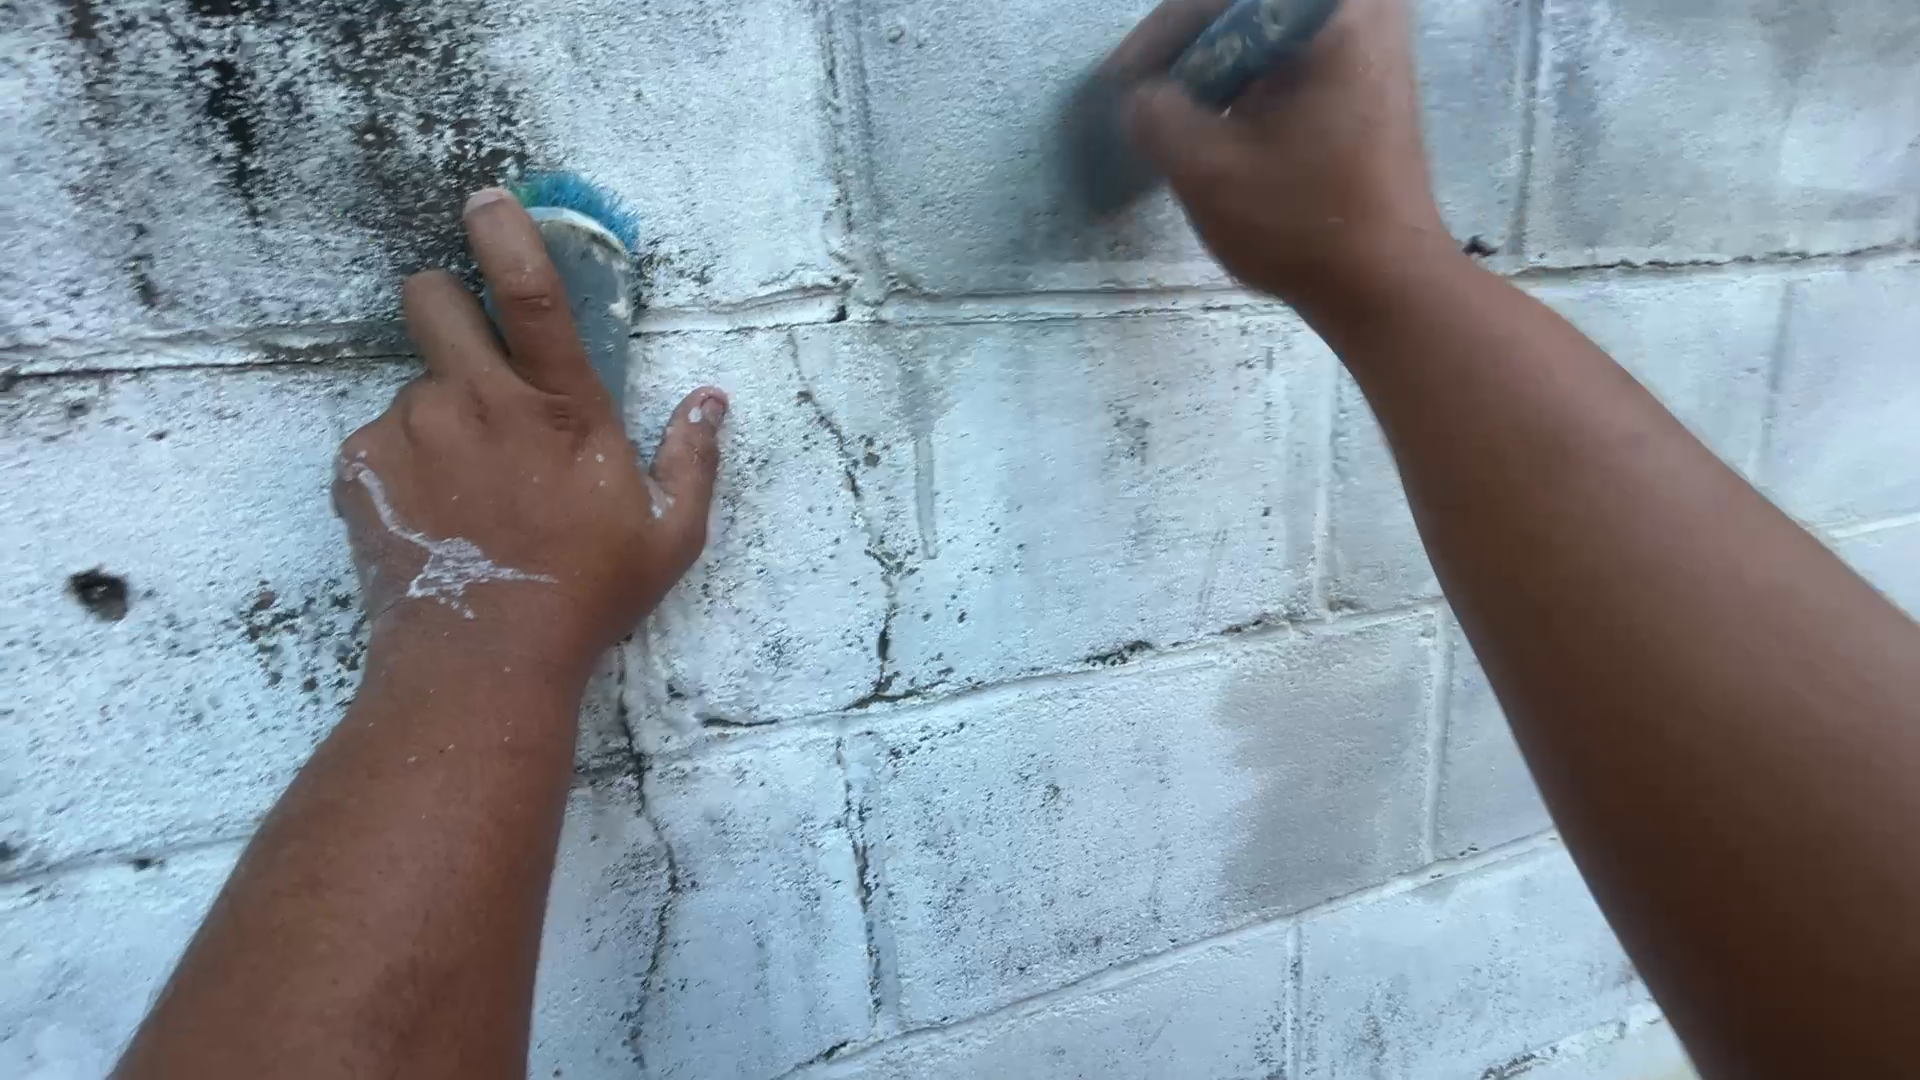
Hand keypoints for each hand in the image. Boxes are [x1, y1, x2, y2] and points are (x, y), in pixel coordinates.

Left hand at [333, 188, 724, 673]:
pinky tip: (439, 509)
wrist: (486, 658)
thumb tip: (713, 399)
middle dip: (448, 305)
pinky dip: (411, 455)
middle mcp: (477, 404)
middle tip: (477, 364)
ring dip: (444, 407)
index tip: (488, 200)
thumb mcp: (673, 534)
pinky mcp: (362, 468)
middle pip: (429, 299)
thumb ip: (695, 458)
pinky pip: (384, 434)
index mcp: (561, 412)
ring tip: (473, 479)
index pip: (530, 297)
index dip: (508, 236)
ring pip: (414, 381)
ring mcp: (410, 433)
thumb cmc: (592, 591)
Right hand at [1118, 0, 1452, 302]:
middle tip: (1143, 99)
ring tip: (1172, 119)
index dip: (1156, 38)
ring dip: (1213, 72)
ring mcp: (1369, 43)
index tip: (1117, 84)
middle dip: (1186, 53)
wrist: (1382, 282)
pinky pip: (1289, 62)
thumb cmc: (1299, 224)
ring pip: (1265, 37)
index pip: (1216, 1)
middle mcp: (1360, 8)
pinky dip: (1245, 89)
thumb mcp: (1209, 171)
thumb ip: (1156, 119)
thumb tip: (1138, 97)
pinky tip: (1218, 130)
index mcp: (1329, 10)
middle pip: (1243, 12)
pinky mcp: (1366, 81)